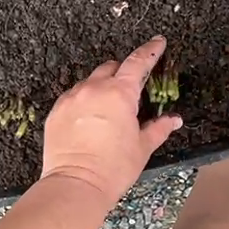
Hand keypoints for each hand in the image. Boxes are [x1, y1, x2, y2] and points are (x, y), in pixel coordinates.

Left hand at [40, 36, 183, 200]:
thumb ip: (158, 128)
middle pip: (111, 68)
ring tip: (107, 110)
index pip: (137, 62)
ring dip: (100, 88)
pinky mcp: (56, 112)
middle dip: (122, 73)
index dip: (150, 51)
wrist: (76, 185)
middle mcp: (93, 89)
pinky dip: (82, 102)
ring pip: (89, 82)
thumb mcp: (142, 147)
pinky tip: (88, 120)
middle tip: (130, 89)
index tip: (157, 44)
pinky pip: (72, 97)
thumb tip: (173, 120)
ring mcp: (71, 99)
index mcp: (120, 94)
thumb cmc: (112, 168)